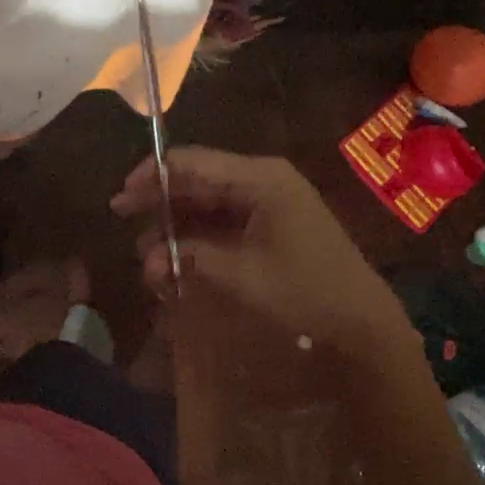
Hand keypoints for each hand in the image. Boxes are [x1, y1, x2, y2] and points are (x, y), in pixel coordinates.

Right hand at [111, 147, 405, 345]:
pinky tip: (176, 253)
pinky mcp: (272, 222)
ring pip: (208, 198)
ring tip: (147, 250)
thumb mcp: (241, 273)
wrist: (363, 322)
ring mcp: (269, 200)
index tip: (121, 196)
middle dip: (159, 199)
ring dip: (176, 221)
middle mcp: (263, 178)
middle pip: (198, 177)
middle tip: (122, 216)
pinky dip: (198, 232)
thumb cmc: (304, 290)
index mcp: (259, 177)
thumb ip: (189, 256)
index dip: (152, 175)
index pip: (192, 162)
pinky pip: (224, 217)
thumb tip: (146, 257)